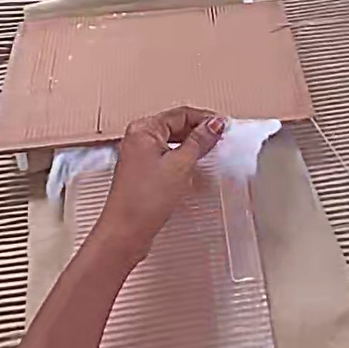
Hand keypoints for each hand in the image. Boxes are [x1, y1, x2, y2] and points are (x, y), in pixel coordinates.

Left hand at [95, 107, 226, 258]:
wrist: (125, 233)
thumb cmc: (142, 200)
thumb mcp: (180, 165)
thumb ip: (199, 141)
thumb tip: (213, 125)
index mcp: (143, 129)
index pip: (181, 114)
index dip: (205, 118)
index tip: (223, 125)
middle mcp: (138, 139)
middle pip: (176, 125)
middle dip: (199, 130)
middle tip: (220, 137)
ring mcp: (139, 156)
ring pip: (172, 141)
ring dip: (192, 144)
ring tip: (210, 149)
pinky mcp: (143, 172)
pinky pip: (167, 155)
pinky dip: (182, 157)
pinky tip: (193, 166)